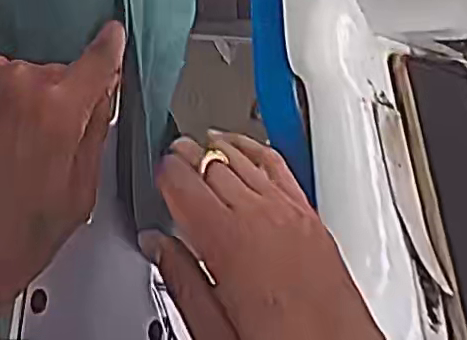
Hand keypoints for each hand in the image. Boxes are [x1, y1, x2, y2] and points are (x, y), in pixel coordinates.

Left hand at [0, 21, 125, 339]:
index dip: (112, 48)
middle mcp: (26, 81)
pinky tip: (5, 134)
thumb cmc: (15, 229)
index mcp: (60, 106)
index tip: (115, 37)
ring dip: (37, 99)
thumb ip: (97, 127)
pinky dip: (12, 97)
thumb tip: (103, 95)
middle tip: (56, 143)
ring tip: (24, 146)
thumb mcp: (81, 188)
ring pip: (37, 76)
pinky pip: (10, 78)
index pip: (100, 56)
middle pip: (67, 73)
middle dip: (68, 99)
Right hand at [149, 131, 383, 339]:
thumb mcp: (216, 334)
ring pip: (239, 155)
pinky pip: (275, 163)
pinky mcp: (310, 214)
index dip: (163, 171)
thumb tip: (157, 246)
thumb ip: (181, 281)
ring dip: (214, 148)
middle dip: (184, 157)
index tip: (156, 173)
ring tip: (197, 147)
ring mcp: (287, 210)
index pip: (183, 181)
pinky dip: (252, 147)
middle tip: (170, 159)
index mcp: (228, 241)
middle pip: (209, 162)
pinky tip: (242, 146)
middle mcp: (258, 214)